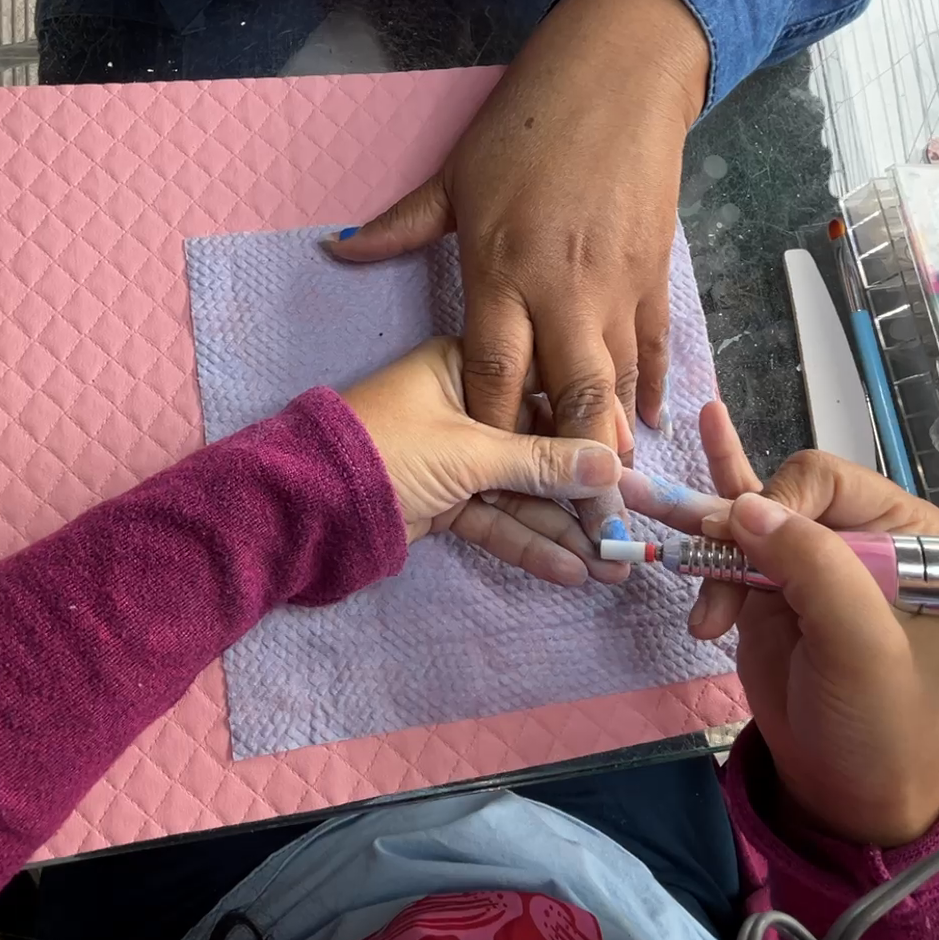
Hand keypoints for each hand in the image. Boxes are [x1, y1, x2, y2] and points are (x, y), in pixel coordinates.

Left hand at [323, 0, 710, 539]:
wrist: (623, 71)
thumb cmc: (529, 124)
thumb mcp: (455, 175)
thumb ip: (400, 227)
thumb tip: (335, 249)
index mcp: (501, 271)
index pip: (492, 370)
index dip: (491, 426)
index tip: (488, 469)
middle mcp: (559, 291)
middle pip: (565, 390)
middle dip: (569, 452)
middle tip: (571, 503)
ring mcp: (614, 285)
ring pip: (616, 378)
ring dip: (614, 433)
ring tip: (612, 481)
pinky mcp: (655, 274)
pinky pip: (654, 346)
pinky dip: (653, 386)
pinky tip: (651, 420)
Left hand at [341, 338, 629, 586]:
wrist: (307, 503)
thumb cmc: (389, 450)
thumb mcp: (468, 451)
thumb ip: (540, 461)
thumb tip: (612, 467)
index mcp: (467, 369)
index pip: (544, 394)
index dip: (590, 433)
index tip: (631, 467)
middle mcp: (465, 408)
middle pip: (537, 451)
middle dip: (582, 495)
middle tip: (628, 530)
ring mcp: (454, 458)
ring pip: (519, 493)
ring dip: (562, 529)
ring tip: (613, 566)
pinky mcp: (444, 500)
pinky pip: (494, 519)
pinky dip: (526, 543)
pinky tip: (569, 569)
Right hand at [621, 402, 938, 846]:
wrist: (840, 781)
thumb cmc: (872, 718)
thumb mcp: (857, 646)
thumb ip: (811, 567)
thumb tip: (743, 507)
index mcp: (904, 536)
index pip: (823, 482)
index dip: (777, 506)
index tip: (745, 555)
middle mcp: (856, 535)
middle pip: (775, 493)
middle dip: (731, 526)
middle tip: (701, 557)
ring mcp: (806, 557)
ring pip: (743, 511)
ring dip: (697, 517)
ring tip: (642, 492)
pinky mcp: (765, 582)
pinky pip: (729, 538)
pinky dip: (702, 519)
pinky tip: (689, 459)